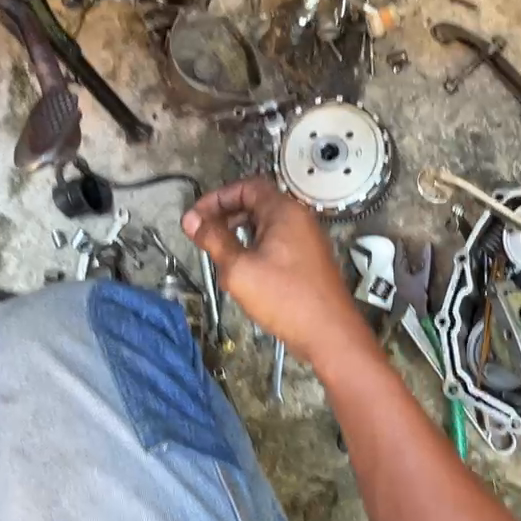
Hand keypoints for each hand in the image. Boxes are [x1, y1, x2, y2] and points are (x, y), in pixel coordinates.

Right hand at [182, 176, 373, 363]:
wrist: (329, 333)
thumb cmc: (287, 298)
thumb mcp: (239, 268)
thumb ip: (214, 239)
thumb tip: (192, 220)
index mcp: (284, 212)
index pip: (246, 187)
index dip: (217, 198)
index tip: (197, 216)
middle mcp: (298, 220)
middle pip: (256, 204)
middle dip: (225, 216)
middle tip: (204, 234)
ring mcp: (305, 240)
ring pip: (264, 226)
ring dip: (238, 235)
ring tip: (220, 256)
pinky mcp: (306, 261)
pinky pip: (275, 244)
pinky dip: (254, 250)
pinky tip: (243, 273)